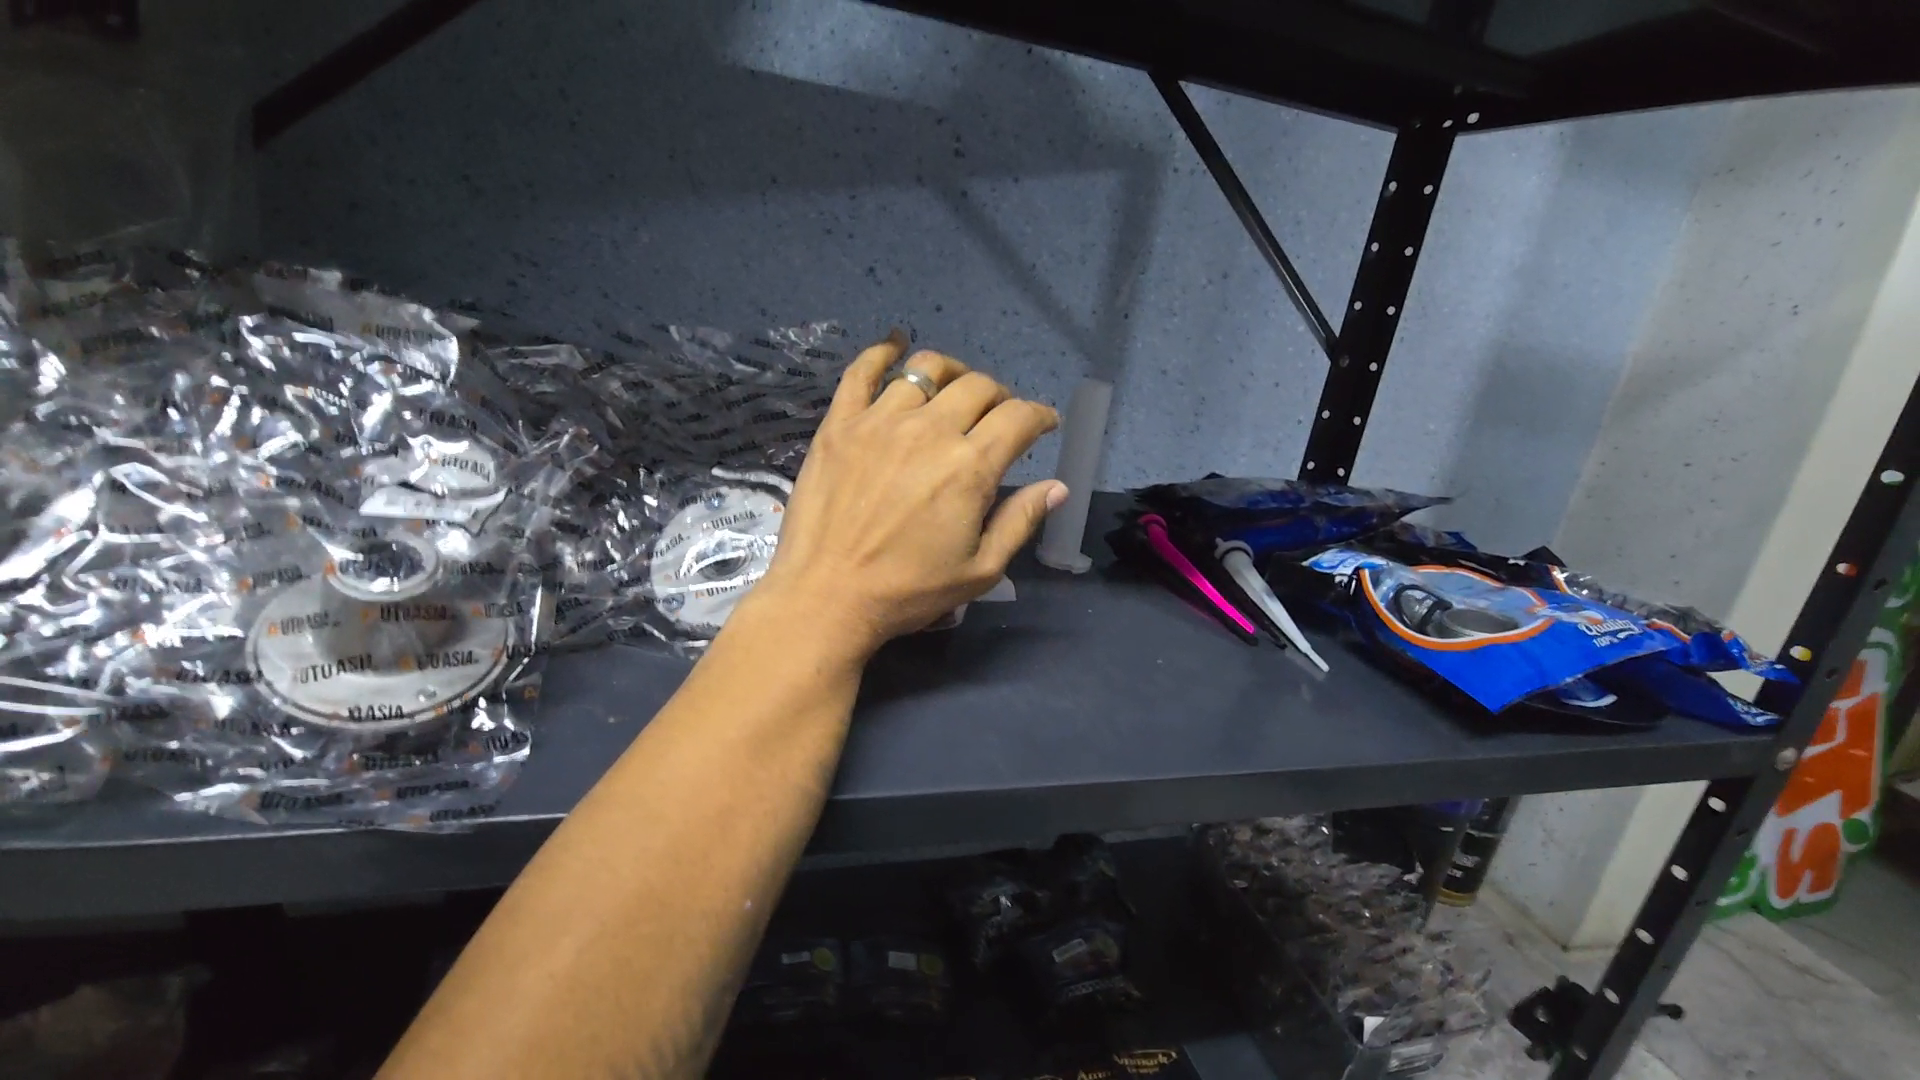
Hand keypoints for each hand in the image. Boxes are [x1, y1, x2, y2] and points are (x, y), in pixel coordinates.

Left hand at [748, 334, 1064, 658]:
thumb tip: (1057, 486)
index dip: (1039, 416)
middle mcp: (929, 430)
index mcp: (970, 466)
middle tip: (998, 416)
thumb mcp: (980, 570)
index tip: (1043, 424)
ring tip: (954, 388)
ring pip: (927, 369)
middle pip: (978, 386)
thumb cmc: (908, 590)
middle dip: (1000, 396)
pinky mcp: (840, 424)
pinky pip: (862, 371)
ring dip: (952, 372)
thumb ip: (1020, 522)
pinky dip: (883, 351)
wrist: (826, 597)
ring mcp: (880, 421)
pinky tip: (895, 346)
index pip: (1018, 417)